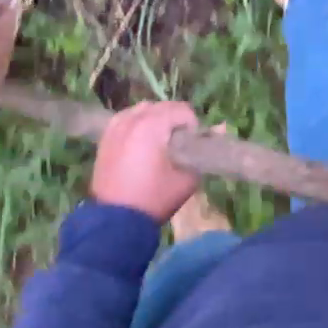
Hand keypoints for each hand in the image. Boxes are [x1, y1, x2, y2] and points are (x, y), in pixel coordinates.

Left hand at [91, 101, 199, 222]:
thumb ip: (204, 152)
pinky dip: (138, 123)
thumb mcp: (186, 179)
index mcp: (153, 125)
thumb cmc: (154, 199)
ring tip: (162, 141)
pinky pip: (126, 118)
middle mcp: (133, 119)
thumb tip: (222, 128)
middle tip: (181, 144)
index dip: (194, 126)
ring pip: (143, 109)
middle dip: (176, 120)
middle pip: (162, 106)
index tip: (195, 146)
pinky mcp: (106, 137)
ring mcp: (116, 127)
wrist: (116, 221)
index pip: (182, 111)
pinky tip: (142, 140)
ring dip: (157, 119)